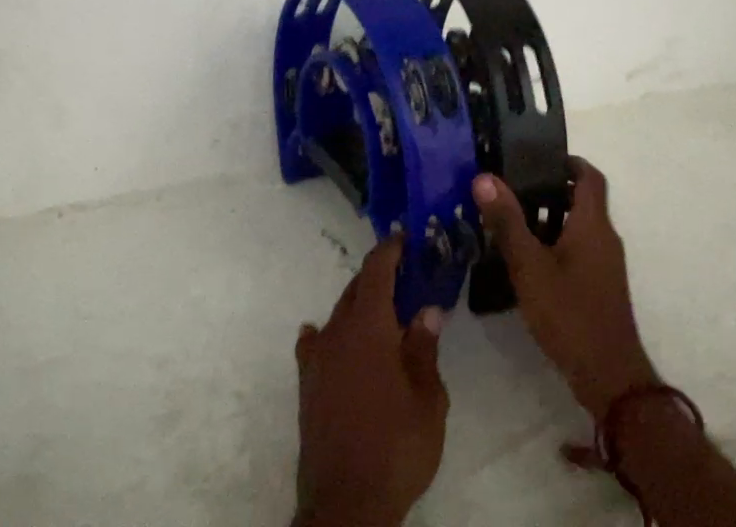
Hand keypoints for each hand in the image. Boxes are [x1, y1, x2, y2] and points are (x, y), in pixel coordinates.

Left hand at [293, 236, 448, 526]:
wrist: (347, 502)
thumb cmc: (398, 445)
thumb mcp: (428, 399)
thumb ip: (424, 349)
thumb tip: (426, 311)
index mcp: (368, 329)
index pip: (376, 273)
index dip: (390, 250)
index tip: (405, 236)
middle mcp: (336, 335)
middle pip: (355, 290)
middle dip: (379, 276)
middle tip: (407, 274)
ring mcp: (316, 362)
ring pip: (337, 316)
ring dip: (359, 305)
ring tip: (384, 309)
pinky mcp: (307, 387)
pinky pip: (316, 346)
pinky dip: (326, 334)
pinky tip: (324, 335)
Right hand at [473, 157, 658, 416]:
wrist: (607, 373)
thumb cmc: (569, 313)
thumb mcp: (529, 266)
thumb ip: (507, 222)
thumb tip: (485, 178)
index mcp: (593, 224)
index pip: (589, 176)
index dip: (566, 161)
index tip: (533, 157)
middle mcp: (604, 237)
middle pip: (580, 200)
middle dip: (546, 191)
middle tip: (507, 190)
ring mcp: (604, 264)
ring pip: (575, 228)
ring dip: (546, 220)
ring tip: (506, 222)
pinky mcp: (598, 286)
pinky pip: (576, 251)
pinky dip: (552, 245)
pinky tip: (522, 262)